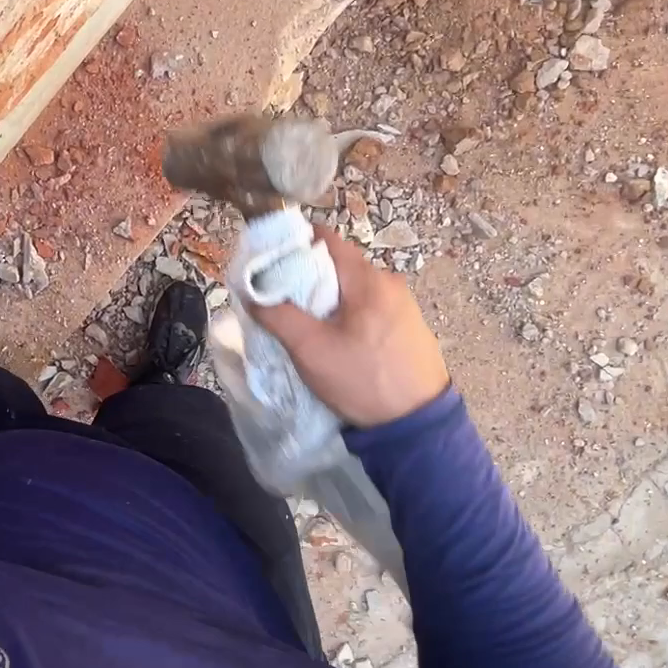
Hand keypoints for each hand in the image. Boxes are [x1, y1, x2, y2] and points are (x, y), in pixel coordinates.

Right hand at [249, 228, 449, 427]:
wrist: (418, 428)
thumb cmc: (363, 381)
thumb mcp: (310, 350)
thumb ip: (276, 315)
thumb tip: (250, 294)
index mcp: (368, 280)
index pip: (324, 238)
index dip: (292, 245)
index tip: (268, 264)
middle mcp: (389, 282)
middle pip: (336, 263)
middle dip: (305, 276)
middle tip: (280, 300)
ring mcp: (403, 304)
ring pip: (350, 287)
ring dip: (325, 298)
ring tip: (305, 323)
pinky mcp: (408, 326)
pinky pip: (367, 305)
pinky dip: (345, 312)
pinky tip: (336, 338)